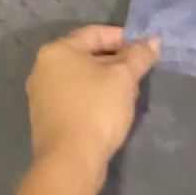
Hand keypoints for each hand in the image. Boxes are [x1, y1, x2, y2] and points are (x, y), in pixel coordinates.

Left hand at [25, 25, 159, 180]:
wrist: (70, 162)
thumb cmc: (96, 110)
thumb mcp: (124, 78)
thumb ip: (139, 55)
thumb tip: (153, 40)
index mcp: (57, 50)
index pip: (96, 33)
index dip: (124, 38)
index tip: (145, 50)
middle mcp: (43, 68)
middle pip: (88, 55)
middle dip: (118, 63)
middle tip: (139, 75)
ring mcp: (42, 94)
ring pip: (83, 78)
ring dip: (108, 82)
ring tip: (130, 95)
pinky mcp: (47, 117)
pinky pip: (76, 97)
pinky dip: (95, 98)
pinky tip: (113, 111)